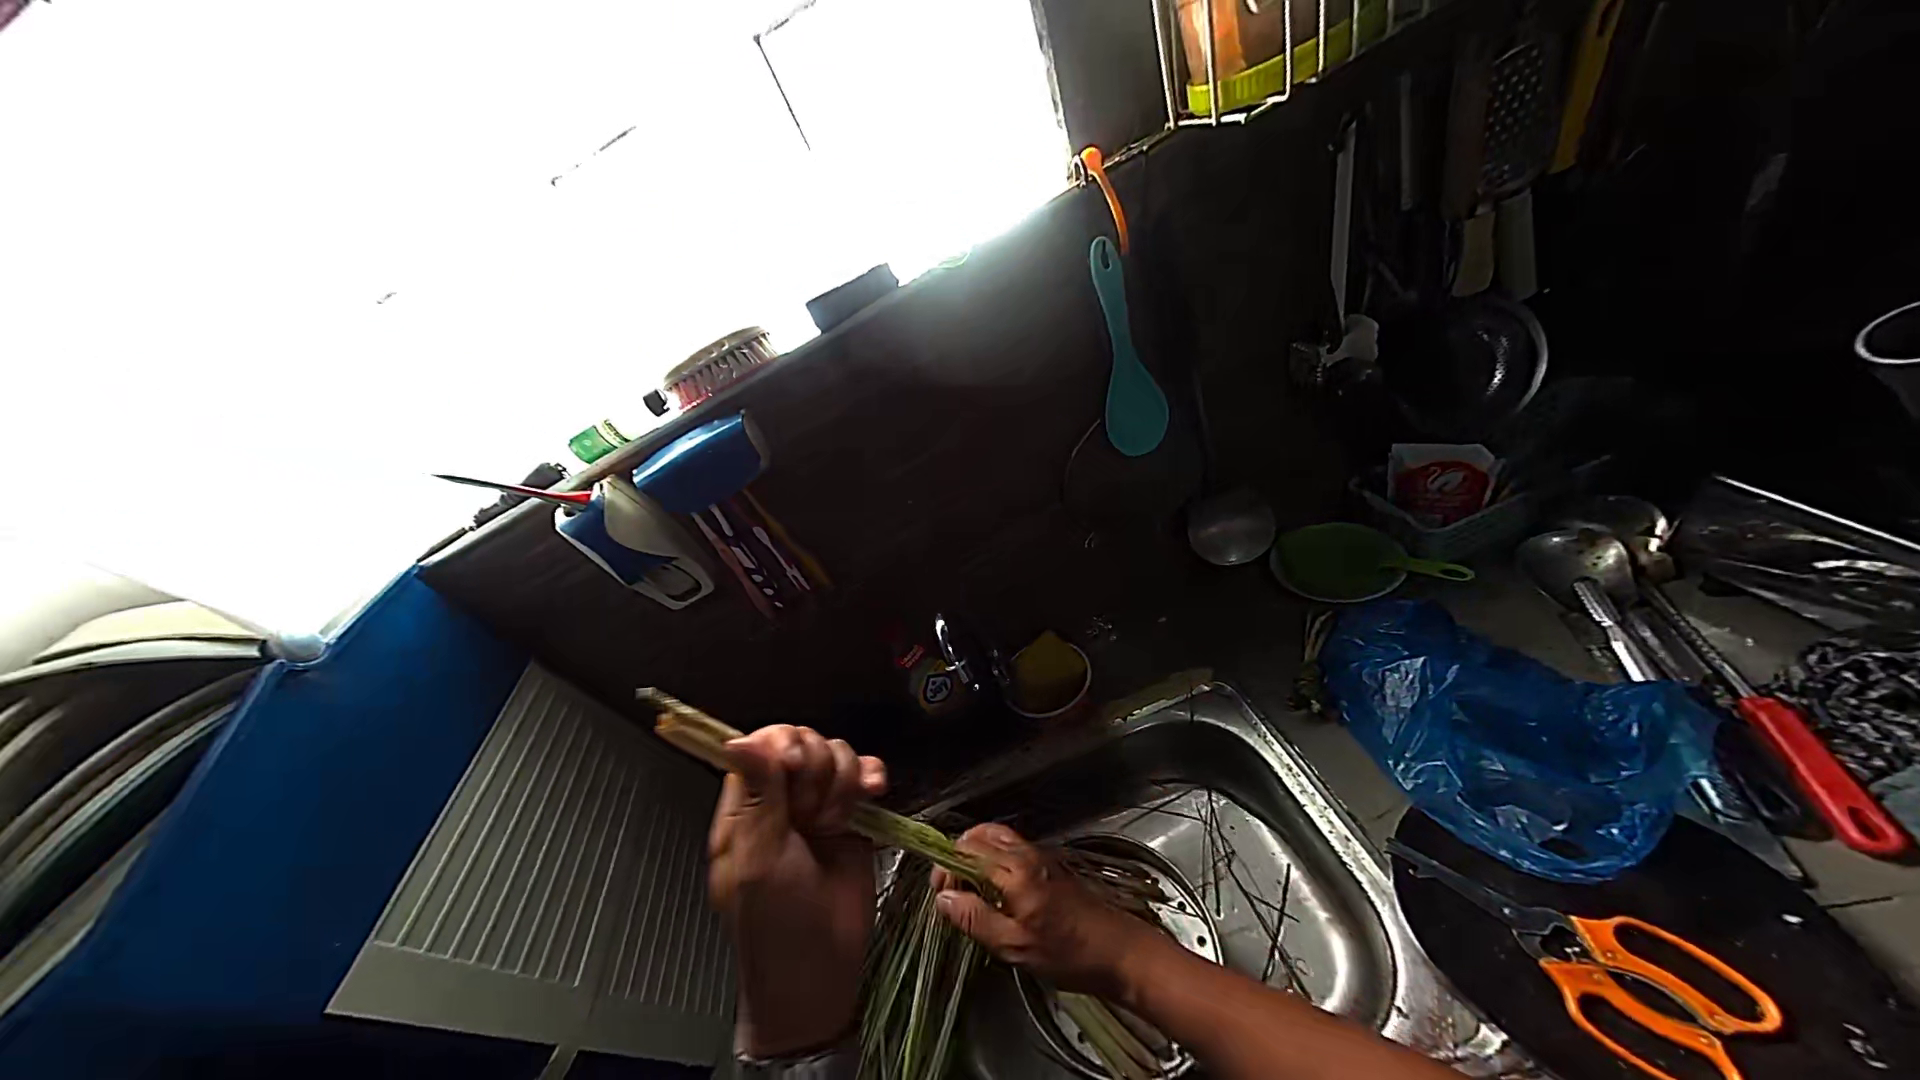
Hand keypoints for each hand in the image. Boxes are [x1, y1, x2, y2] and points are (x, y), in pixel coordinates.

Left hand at [708, 725, 886, 1057]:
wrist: (821, 970)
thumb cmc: (774, 924)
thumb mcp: (758, 859)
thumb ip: (757, 795)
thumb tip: (738, 740)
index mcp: (746, 806)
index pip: (761, 745)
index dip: (783, 745)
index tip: (794, 767)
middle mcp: (782, 797)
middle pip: (805, 742)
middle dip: (815, 771)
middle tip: (810, 814)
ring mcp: (820, 804)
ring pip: (838, 754)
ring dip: (843, 783)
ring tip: (834, 823)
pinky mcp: (854, 814)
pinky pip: (865, 773)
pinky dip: (871, 777)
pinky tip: (870, 795)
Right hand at [930, 824, 1164, 997]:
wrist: (1120, 952)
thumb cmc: (1068, 953)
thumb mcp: (1015, 946)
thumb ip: (976, 919)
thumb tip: (943, 898)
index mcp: (1015, 869)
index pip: (967, 850)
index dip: (946, 866)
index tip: (939, 893)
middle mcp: (1026, 853)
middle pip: (980, 837)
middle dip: (958, 857)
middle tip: (950, 890)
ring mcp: (1039, 856)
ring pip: (996, 841)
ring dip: (975, 858)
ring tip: (968, 892)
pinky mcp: (1048, 866)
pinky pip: (1010, 850)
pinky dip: (993, 861)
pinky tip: (993, 893)